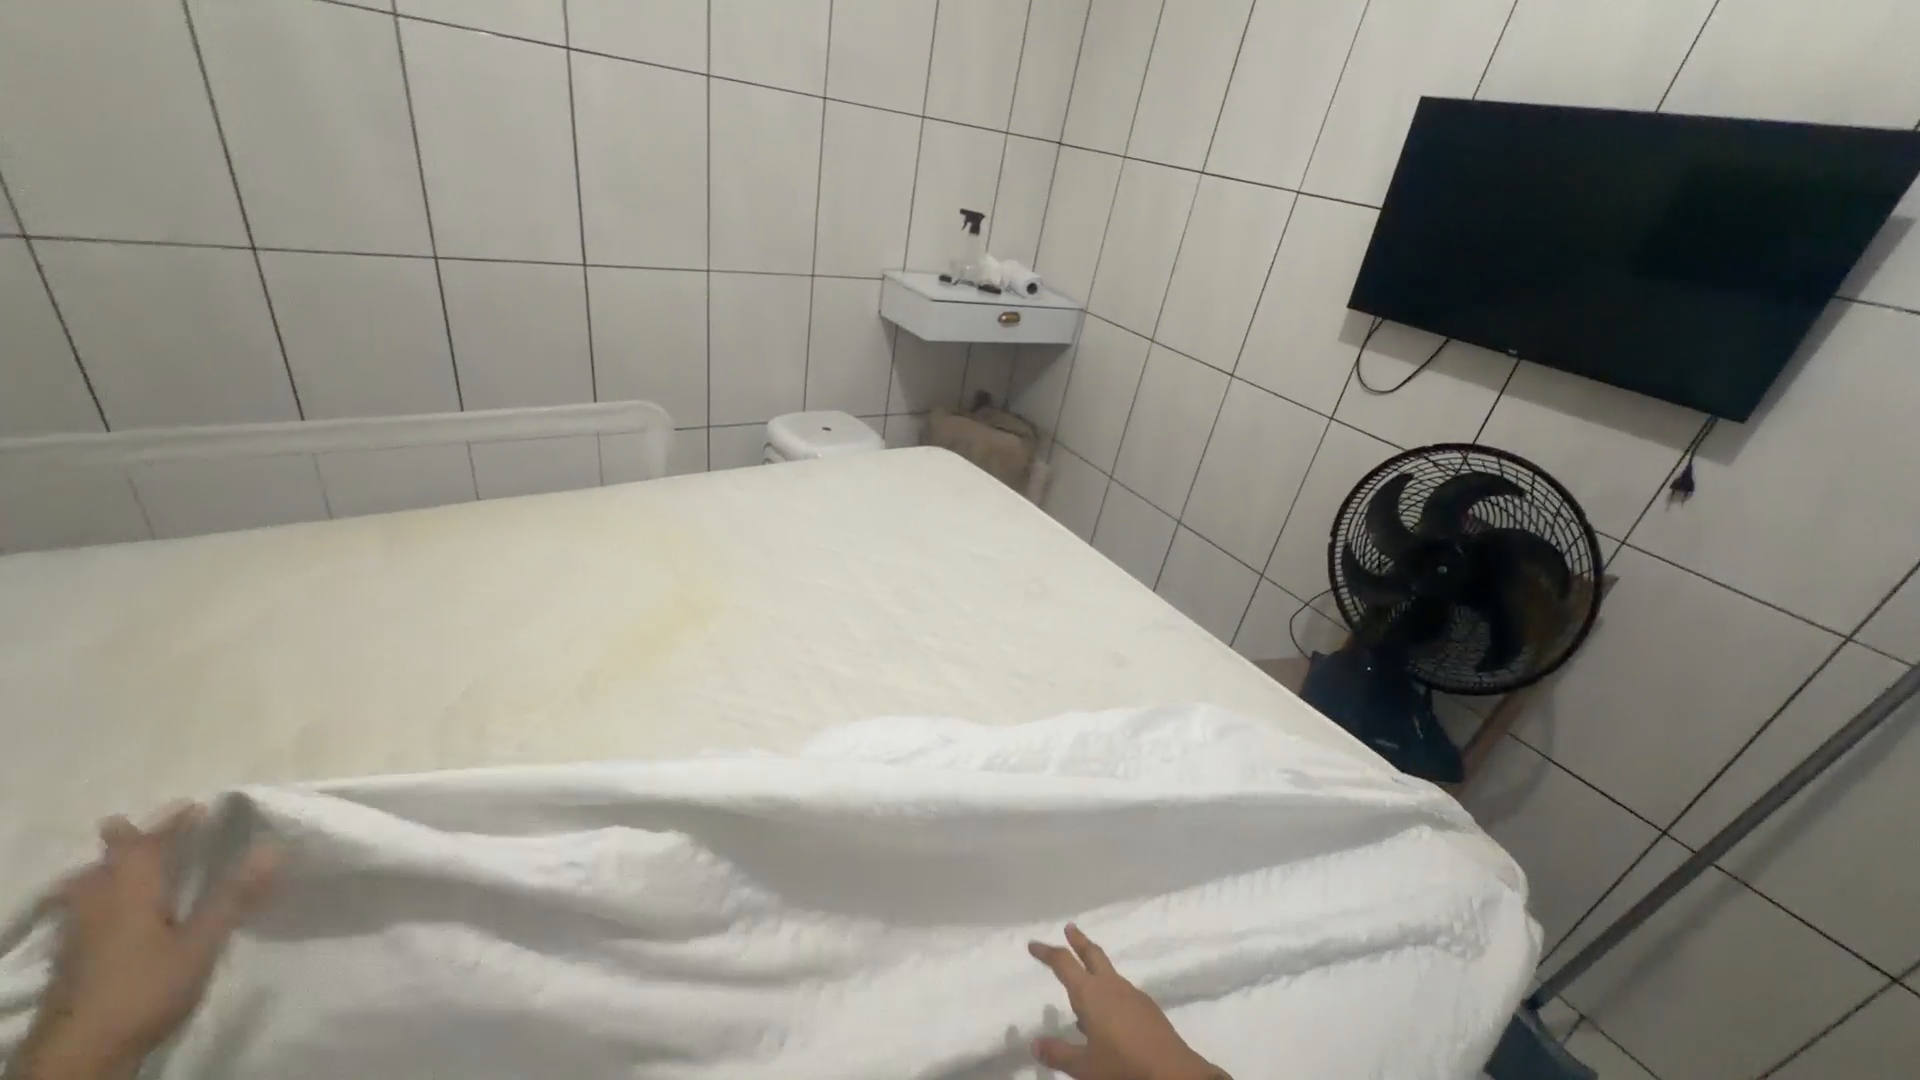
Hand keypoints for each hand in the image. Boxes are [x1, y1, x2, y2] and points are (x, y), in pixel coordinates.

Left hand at [7, 803, 277, 1079]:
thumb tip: (272, 845)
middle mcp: (98, 911)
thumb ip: (234, 895)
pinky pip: (79, 917)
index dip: (168, 825)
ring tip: (105, 867)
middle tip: (126, 826)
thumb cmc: (147, 989)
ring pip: (83, 894)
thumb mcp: (202, 942)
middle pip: (105, 868)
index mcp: (130, 897)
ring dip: (99, 873)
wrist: (82, 1055)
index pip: (145, 849)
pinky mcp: (71, 966)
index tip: (193, 806)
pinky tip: (97, 919)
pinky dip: (90, 902)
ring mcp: (78, 940)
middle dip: (121, 845)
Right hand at [1027, 924, 1225, 1079]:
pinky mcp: (1149, 1009)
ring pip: (1109, 973)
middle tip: (1069, 928)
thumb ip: (1058, 1053)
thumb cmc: (1122, 1067)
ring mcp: (1133, 995)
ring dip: (1095, 967)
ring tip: (1084, 982)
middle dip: (1079, 940)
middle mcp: (1111, 986)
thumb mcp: (1084, 1067)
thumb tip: (1033, 1043)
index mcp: (1090, 993)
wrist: (1174, 1076)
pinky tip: (1108, 1015)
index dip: (1046, 952)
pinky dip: (1109, 992)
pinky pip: (1122, 992)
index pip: (1063, 963)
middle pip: (1092, 954)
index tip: (1033, 944)